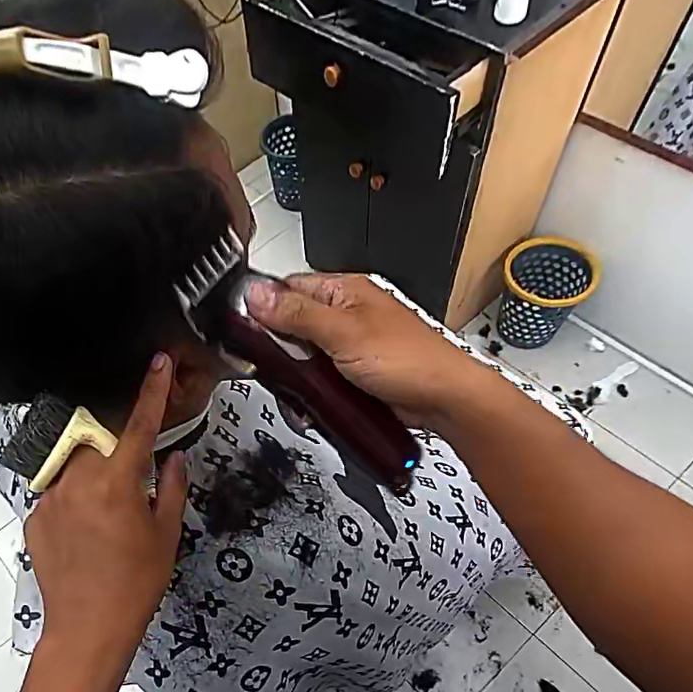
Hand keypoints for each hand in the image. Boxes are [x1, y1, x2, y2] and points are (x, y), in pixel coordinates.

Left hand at [24, 356, 187, 669]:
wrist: (88, 626)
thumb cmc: (138, 581)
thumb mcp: (167, 534)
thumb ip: (172, 488)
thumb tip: (174, 457)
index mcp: (117, 482)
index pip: (138, 425)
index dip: (151, 390)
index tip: (157, 361)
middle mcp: (78, 481)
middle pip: (98, 439)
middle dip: (117, 442)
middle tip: (135, 470)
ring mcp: (50, 499)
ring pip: (78, 465)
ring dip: (99, 473)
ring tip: (114, 513)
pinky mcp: (34, 517)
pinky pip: (61, 492)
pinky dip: (80, 500)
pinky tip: (93, 533)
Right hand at [244, 273, 498, 429]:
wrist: (444, 400)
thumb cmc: (411, 360)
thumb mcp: (344, 333)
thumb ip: (298, 314)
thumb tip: (257, 294)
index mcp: (345, 291)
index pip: (288, 288)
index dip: (265, 308)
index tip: (248, 332)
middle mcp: (348, 315)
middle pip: (294, 325)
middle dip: (283, 350)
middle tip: (279, 367)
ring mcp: (353, 346)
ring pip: (308, 356)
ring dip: (299, 375)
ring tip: (300, 389)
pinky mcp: (358, 374)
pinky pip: (325, 378)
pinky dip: (317, 391)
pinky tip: (315, 403)